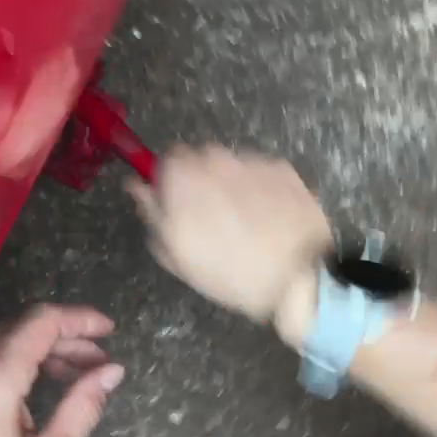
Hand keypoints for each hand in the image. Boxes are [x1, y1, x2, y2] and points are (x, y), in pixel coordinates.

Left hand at [0, 306, 125, 436]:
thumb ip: (81, 409)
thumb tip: (111, 372)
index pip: (42, 322)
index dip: (80, 319)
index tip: (109, 331)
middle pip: (23, 326)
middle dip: (66, 336)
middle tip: (98, 362)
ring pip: (3, 339)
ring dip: (42, 349)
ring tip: (75, 376)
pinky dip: (16, 360)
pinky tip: (36, 388)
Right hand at [128, 145, 332, 323]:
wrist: (298, 277)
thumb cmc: (231, 273)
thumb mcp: (178, 255)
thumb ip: (153, 214)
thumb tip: (138, 188)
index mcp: (182, 178)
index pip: (165, 161)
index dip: (170, 182)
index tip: (178, 205)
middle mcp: (216, 159)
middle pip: (200, 159)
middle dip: (202, 181)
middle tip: (211, 218)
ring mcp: (253, 161)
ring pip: (233, 165)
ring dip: (232, 184)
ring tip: (244, 222)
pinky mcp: (284, 168)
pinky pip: (262, 172)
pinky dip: (261, 188)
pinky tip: (268, 218)